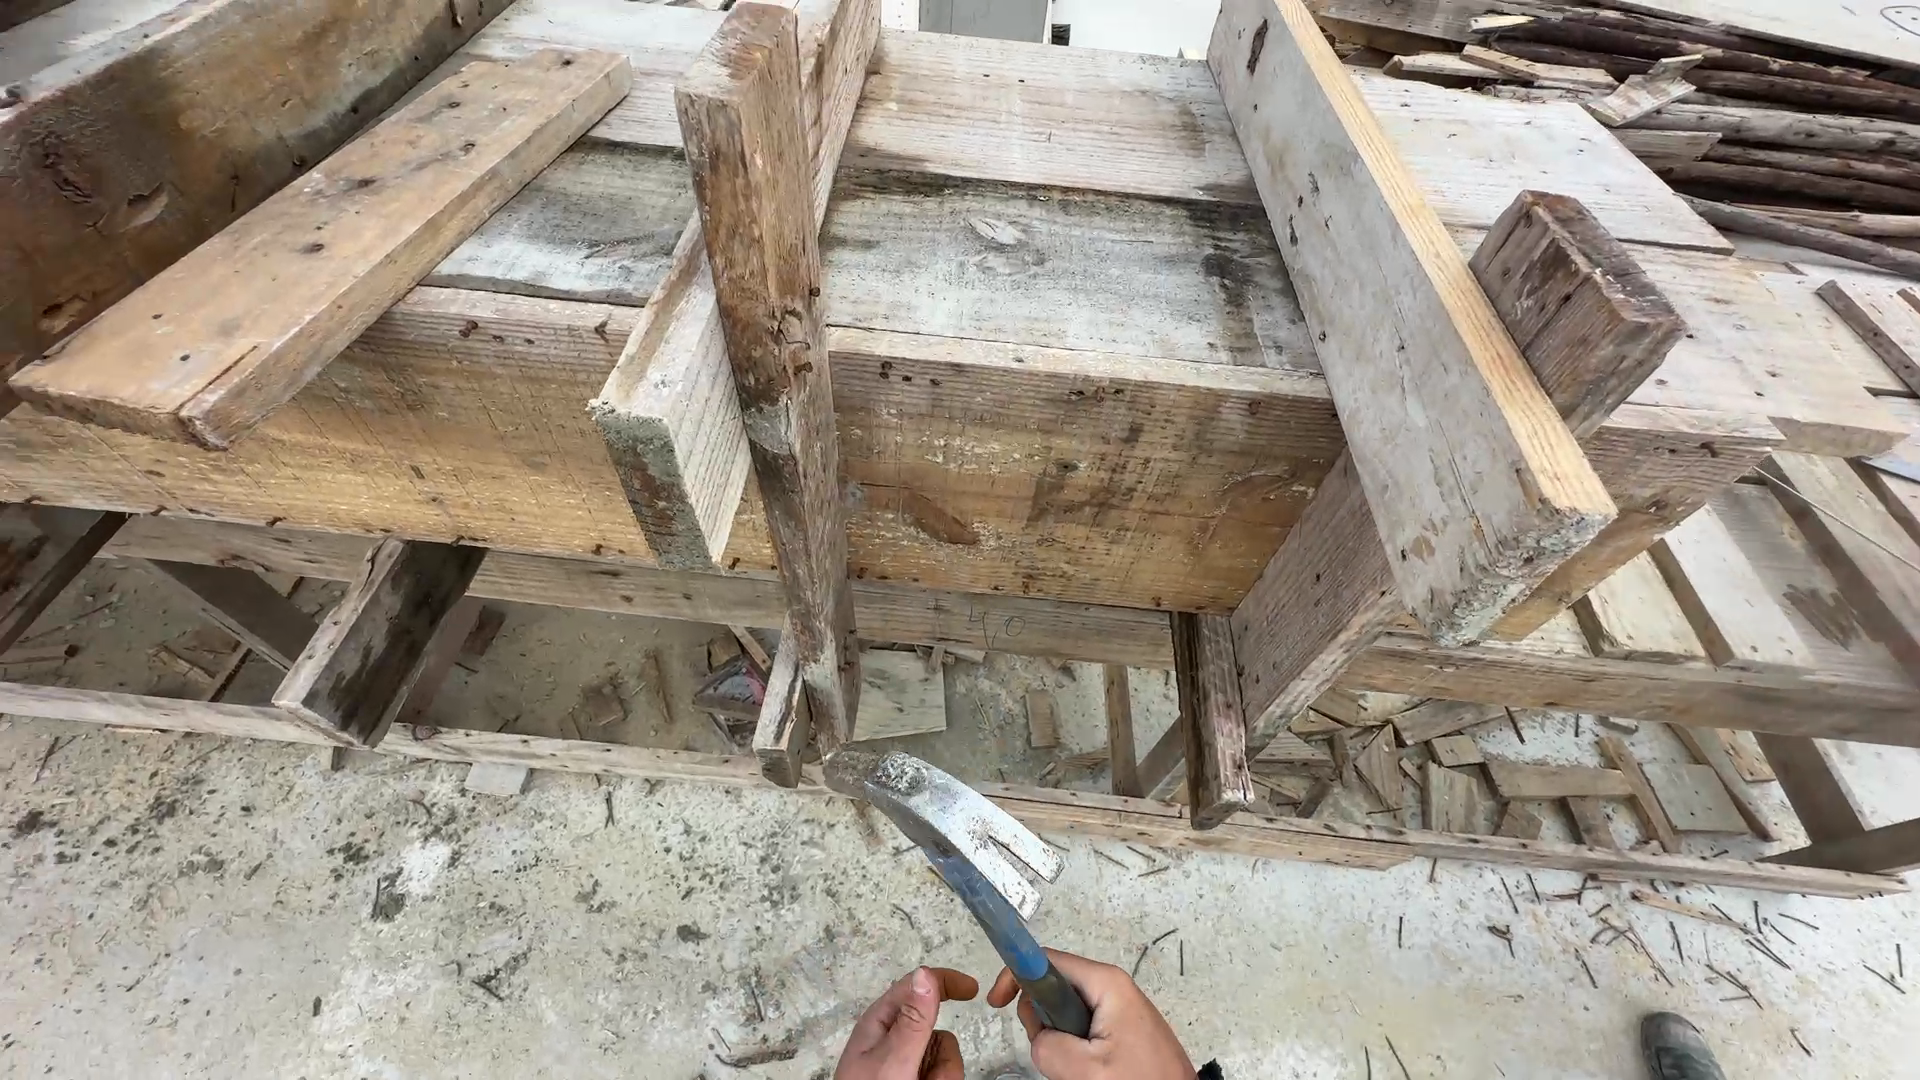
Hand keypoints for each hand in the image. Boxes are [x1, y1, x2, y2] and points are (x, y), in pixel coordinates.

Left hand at [834, 966, 978, 1079]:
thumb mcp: (893, 1061)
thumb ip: (913, 1020)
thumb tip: (926, 972)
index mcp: (880, 1022)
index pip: (916, 985)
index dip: (945, 981)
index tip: (973, 991)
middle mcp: (892, 1038)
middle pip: (935, 1029)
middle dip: (943, 1056)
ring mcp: (901, 1063)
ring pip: (942, 1057)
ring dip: (942, 1077)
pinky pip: (939, 1075)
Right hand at [987, 950, 1193, 1079]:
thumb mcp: (1087, 1071)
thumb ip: (1049, 1046)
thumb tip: (1040, 1038)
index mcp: (1105, 982)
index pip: (1046, 959)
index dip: (1015, 974)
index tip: (997, 1001)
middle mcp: (1112, 985)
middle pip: (1054, 987)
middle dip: (1042, 1019)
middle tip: (1051, 1053)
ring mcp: (1119, 1007)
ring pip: (1066, 1013)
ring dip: (1059, 1040)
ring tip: (1079, 1069)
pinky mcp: (1123, 1028)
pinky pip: (1083, 1029)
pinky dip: (1075, 1049)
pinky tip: (1088, 1071)